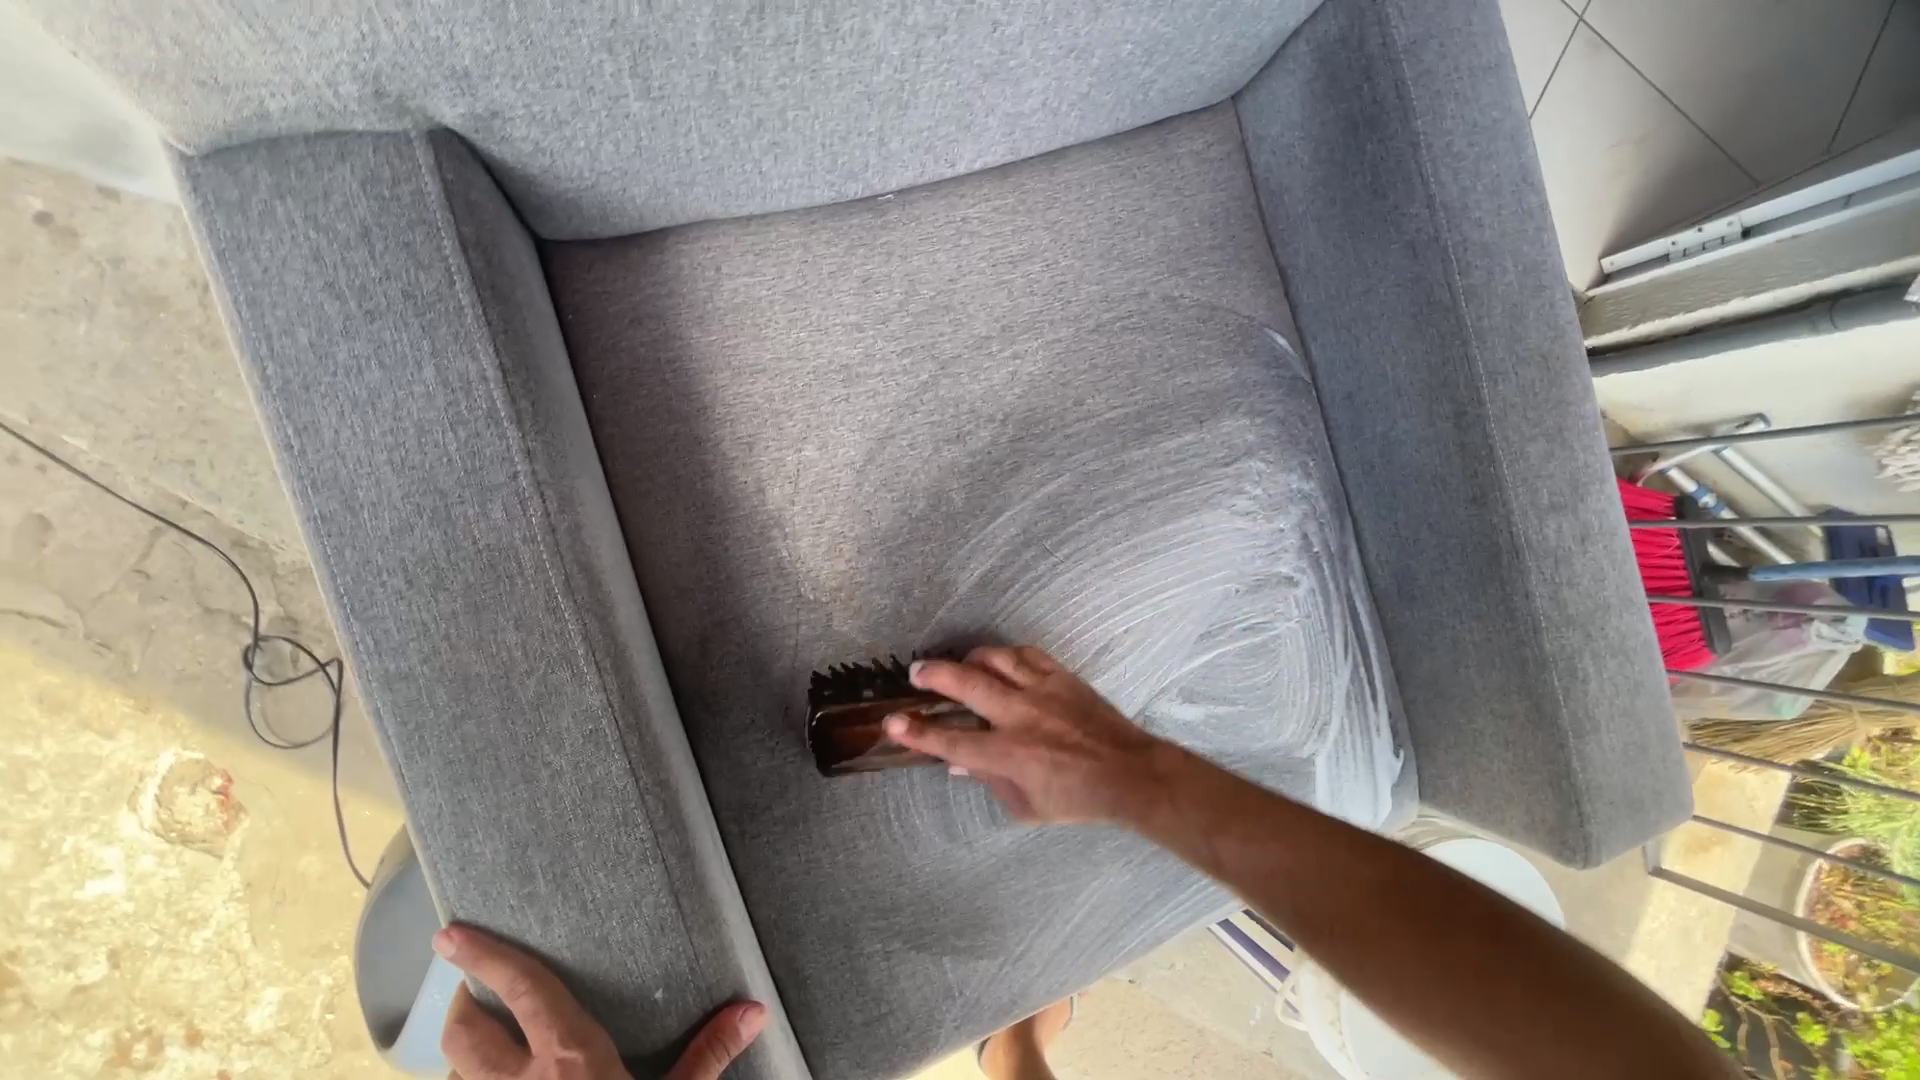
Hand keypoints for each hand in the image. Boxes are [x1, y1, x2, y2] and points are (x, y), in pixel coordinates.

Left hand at [433, 924, 766, 1079]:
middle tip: (476, 990)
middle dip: (462, 1005)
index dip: (488, 958)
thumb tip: (754, 1007)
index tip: (451, 934)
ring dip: (463, 1056)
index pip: (524, 991)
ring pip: (453, 1076)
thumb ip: (707, 1056)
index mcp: (568, 1060)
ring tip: (484, 1045)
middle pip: (465, 1033)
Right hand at [884, 646, 1180, 823]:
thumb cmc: (1076, 799)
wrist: (1129, 775)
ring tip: (957, 662)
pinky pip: (1027, 655)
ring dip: (970, 658)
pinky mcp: (1062, 677)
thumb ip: (989, 781)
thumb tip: (957, 764)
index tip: (892, 721)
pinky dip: (1006, 654)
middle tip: (916, 671)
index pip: (952, 741)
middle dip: (936, 675)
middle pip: (968, 685)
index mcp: (1010, 755)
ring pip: (997, 660)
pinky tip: (997, 659)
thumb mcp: (1026, 806)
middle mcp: (1021, 717)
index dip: (918, 732)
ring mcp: (1043, 692)